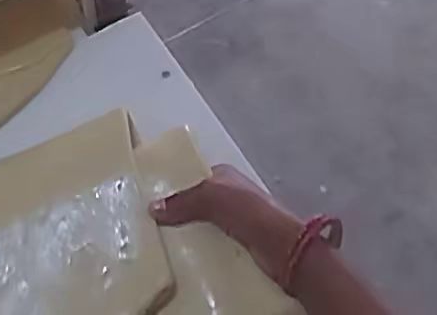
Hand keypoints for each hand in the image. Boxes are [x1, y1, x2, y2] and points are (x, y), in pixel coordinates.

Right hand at [149, 165, 301, 280]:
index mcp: (223, 175)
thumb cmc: (248, 211)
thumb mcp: (212, 197)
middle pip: (197, 204)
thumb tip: (153, 208)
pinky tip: (189, 261)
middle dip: (180, 215)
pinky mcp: (242, 245)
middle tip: (156, 229)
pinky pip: (215, 246)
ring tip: (167, 247)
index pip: (192, 178)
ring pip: (205, 226)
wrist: (283, 248)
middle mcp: (230, 195)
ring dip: (190, 236)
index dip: (175, 190)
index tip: (155, 205)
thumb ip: (185, 200)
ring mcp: (237, 221)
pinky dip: (203, 252)